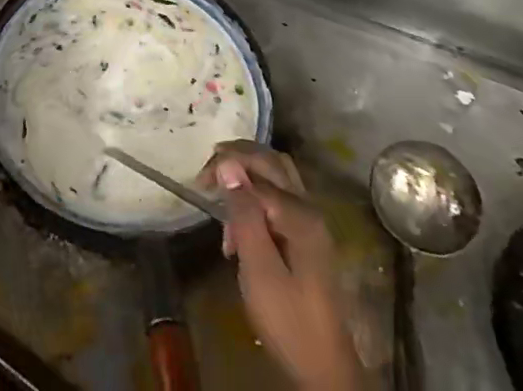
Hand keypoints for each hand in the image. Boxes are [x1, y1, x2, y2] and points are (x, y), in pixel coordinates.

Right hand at [199, 141, 362, 390]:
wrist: (323, 363)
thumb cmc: (287, 318)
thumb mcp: (258, 269)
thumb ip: (244, 214)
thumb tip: (228, 164)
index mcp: (299, 213)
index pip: (258, 171)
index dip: (226, 168)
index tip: (198, 182)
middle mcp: (309, 206)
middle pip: (273, 163)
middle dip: (238, 158)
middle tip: (206, 173)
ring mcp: (312, 220)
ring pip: (279, 176)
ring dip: (249, 175)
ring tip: (221, 193)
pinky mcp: (308, 234)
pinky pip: (281, 197)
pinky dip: (259, 195)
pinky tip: (242, 220)